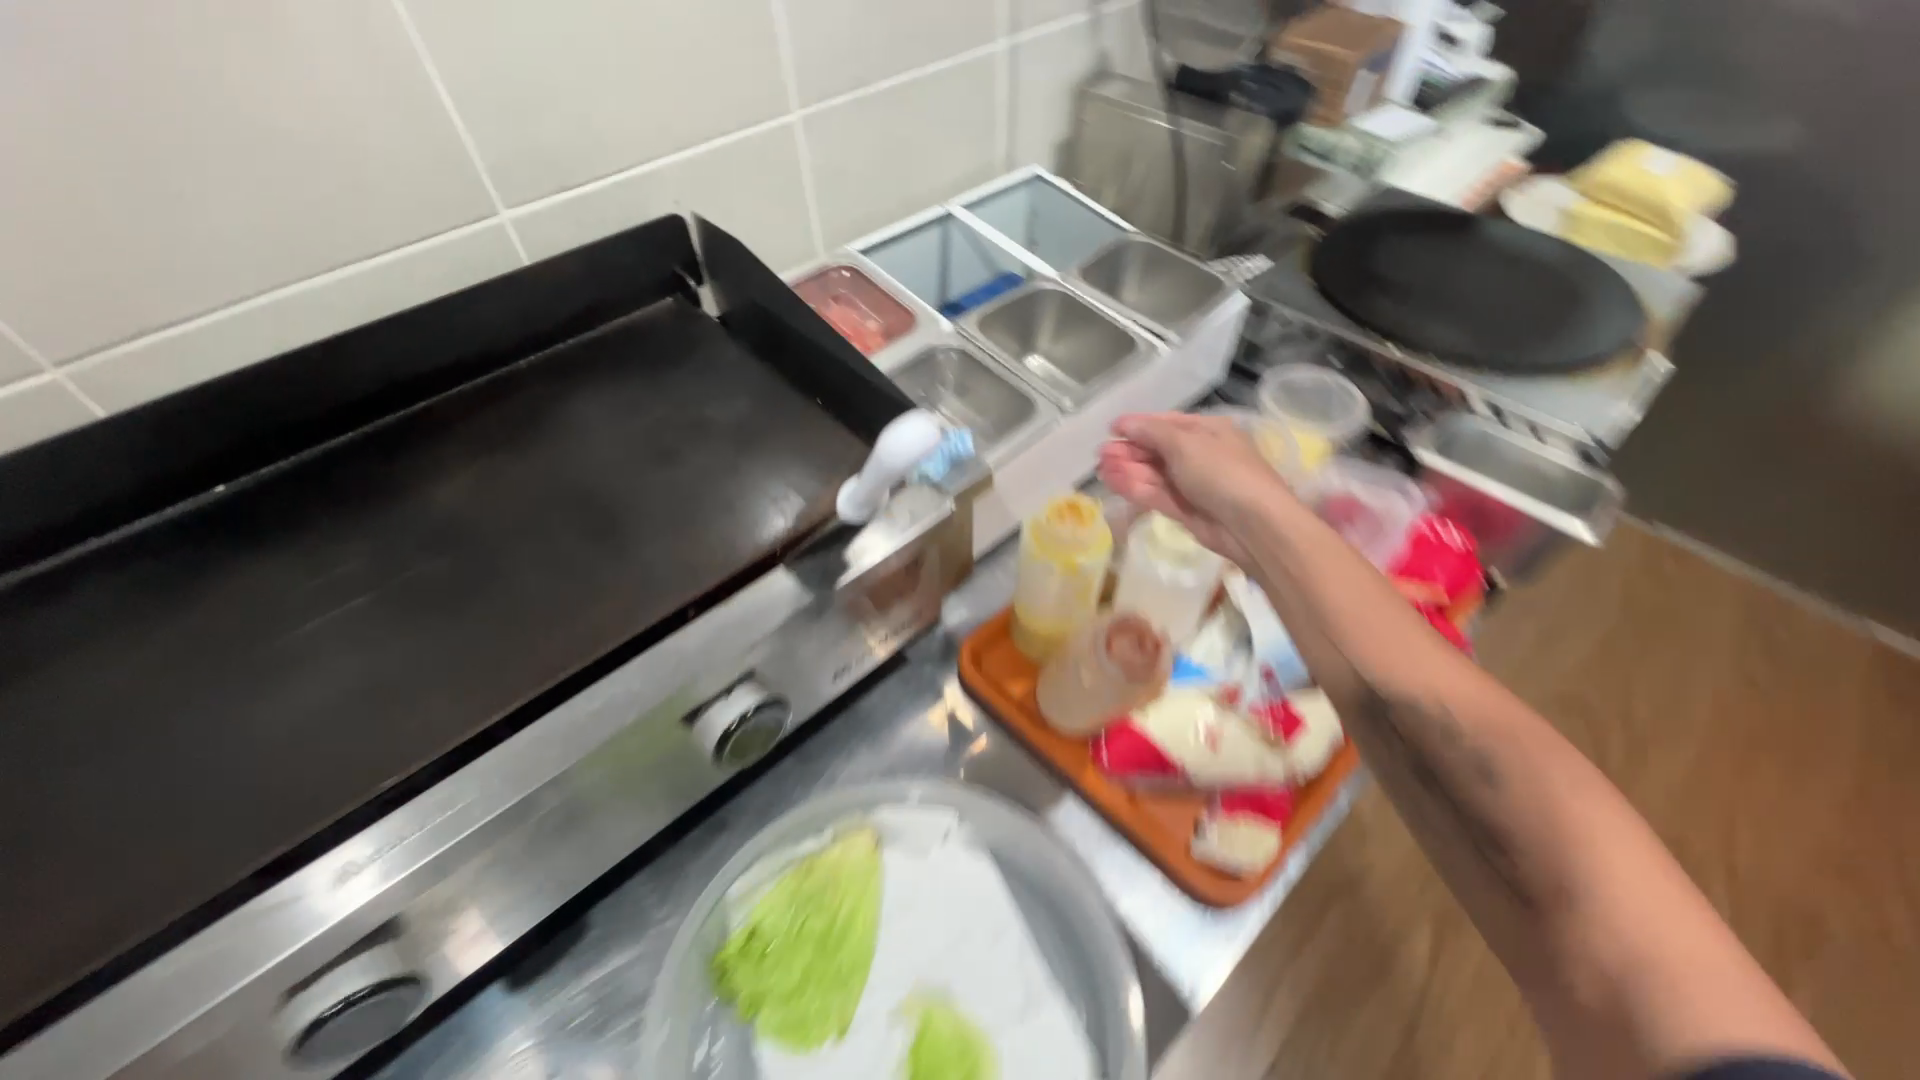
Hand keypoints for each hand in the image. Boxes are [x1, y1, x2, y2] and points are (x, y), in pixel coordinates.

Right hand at [1097, 413, 1294, 563]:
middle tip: (1100, 454)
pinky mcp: (1186, 510)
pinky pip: (1156, 494)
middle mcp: (1200, 455)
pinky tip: (1114, 483)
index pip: (1167, 424)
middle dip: (1129, 451)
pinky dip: (1135, 488)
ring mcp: (1193, 484)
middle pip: (1158, 450)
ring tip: (1100, 469)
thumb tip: (1124, 424)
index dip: (1139, 426)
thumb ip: (1151, 433)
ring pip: (1154, 474)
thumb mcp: (1186, 443)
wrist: (1252, 523)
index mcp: (1208, 431)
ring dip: (1127, 470)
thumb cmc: (1222, 471)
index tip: (1112, 430)